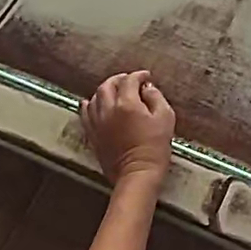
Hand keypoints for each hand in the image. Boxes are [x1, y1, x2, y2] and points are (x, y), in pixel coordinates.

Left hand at [79, 70, 173, 185]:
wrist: (138, 173)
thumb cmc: (155, 147)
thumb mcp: (165, 117)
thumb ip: (156, 98)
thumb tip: (148, 88)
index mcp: (127, 104)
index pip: (130, 80)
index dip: (139, 75)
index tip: (146, 77)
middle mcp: (108, 110)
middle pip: (108, 85)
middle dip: (119, 79)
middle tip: (130, 80)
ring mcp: (97, 123)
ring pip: (94, 98)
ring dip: (105, 90)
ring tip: (114, 90)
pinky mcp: (93, 135)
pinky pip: (85, 114)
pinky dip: (88, 105)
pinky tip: (91, 103)